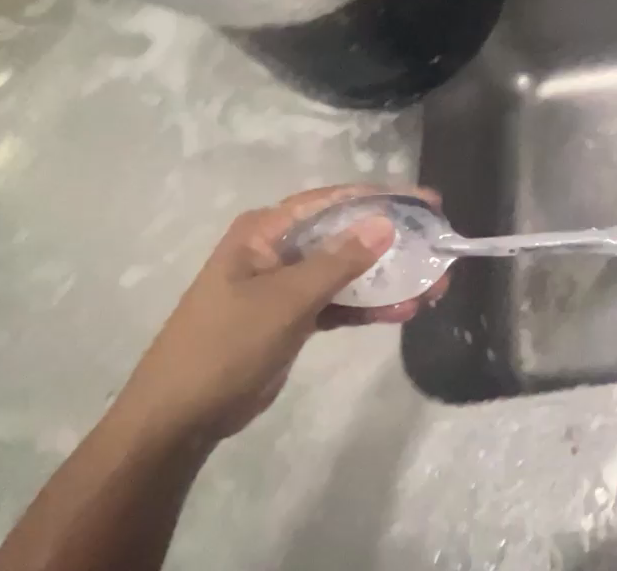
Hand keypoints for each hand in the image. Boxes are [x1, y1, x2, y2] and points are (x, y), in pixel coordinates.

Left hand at [111, 185, 446, 443]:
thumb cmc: (226, 346)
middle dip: (394, 241)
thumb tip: (386, 223)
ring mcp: (286, 283)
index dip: (384, 198)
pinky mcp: (294, 316)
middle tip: (438, 246)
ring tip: (434, 285)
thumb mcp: (286, 300)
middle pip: (347, 233)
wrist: (178, 419)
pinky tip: (405, 311)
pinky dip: (369, 306)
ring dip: (388, 277)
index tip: (428, 203)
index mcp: (266, 231)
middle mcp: (278, 249)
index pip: (335, 201)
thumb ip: (339, 261)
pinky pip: (341, 301)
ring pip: (349, 270)